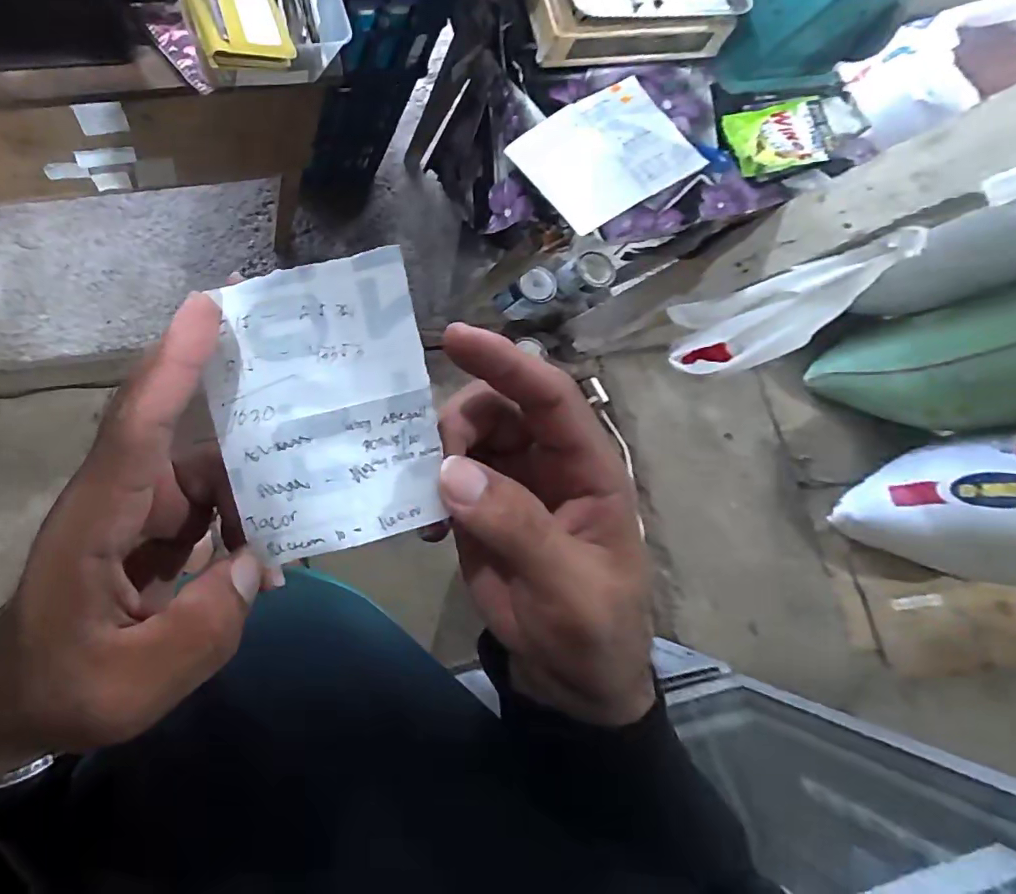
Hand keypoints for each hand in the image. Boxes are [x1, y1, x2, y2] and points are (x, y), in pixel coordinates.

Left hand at [0, 293, 266, 778]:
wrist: (17, 707)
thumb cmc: (60, 691)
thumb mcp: (133, 687)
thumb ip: (203, 628)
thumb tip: (256, 564)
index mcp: (95, 521)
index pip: (136, 427)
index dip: (172, 365)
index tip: (206, 305)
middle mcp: (116, 497)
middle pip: (178, 430)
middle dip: (217, 372)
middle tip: (278, 337)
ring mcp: (134, 511)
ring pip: (204, 472)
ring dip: (250, 484)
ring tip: (304, 496)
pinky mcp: (148, 528)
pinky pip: (206, 505)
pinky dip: (240, 519)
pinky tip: (270, 550)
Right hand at [435, 323, 655, 726]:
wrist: (568, 677)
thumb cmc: (591, 630)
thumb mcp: (568, 587)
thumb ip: (517, 527)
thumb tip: (452, 471)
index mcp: (587, 467)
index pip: (549, 396)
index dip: (506, 362)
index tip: (455, 337)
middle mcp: (546, 462)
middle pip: (495, 407)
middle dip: (458, 422)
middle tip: (434, 467)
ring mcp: (508, 482)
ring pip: (463, 436)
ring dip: (436, 454)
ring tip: (430, 503)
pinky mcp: (476, 505)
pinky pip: (442, 473)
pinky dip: (425, 486)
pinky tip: (426, 524)